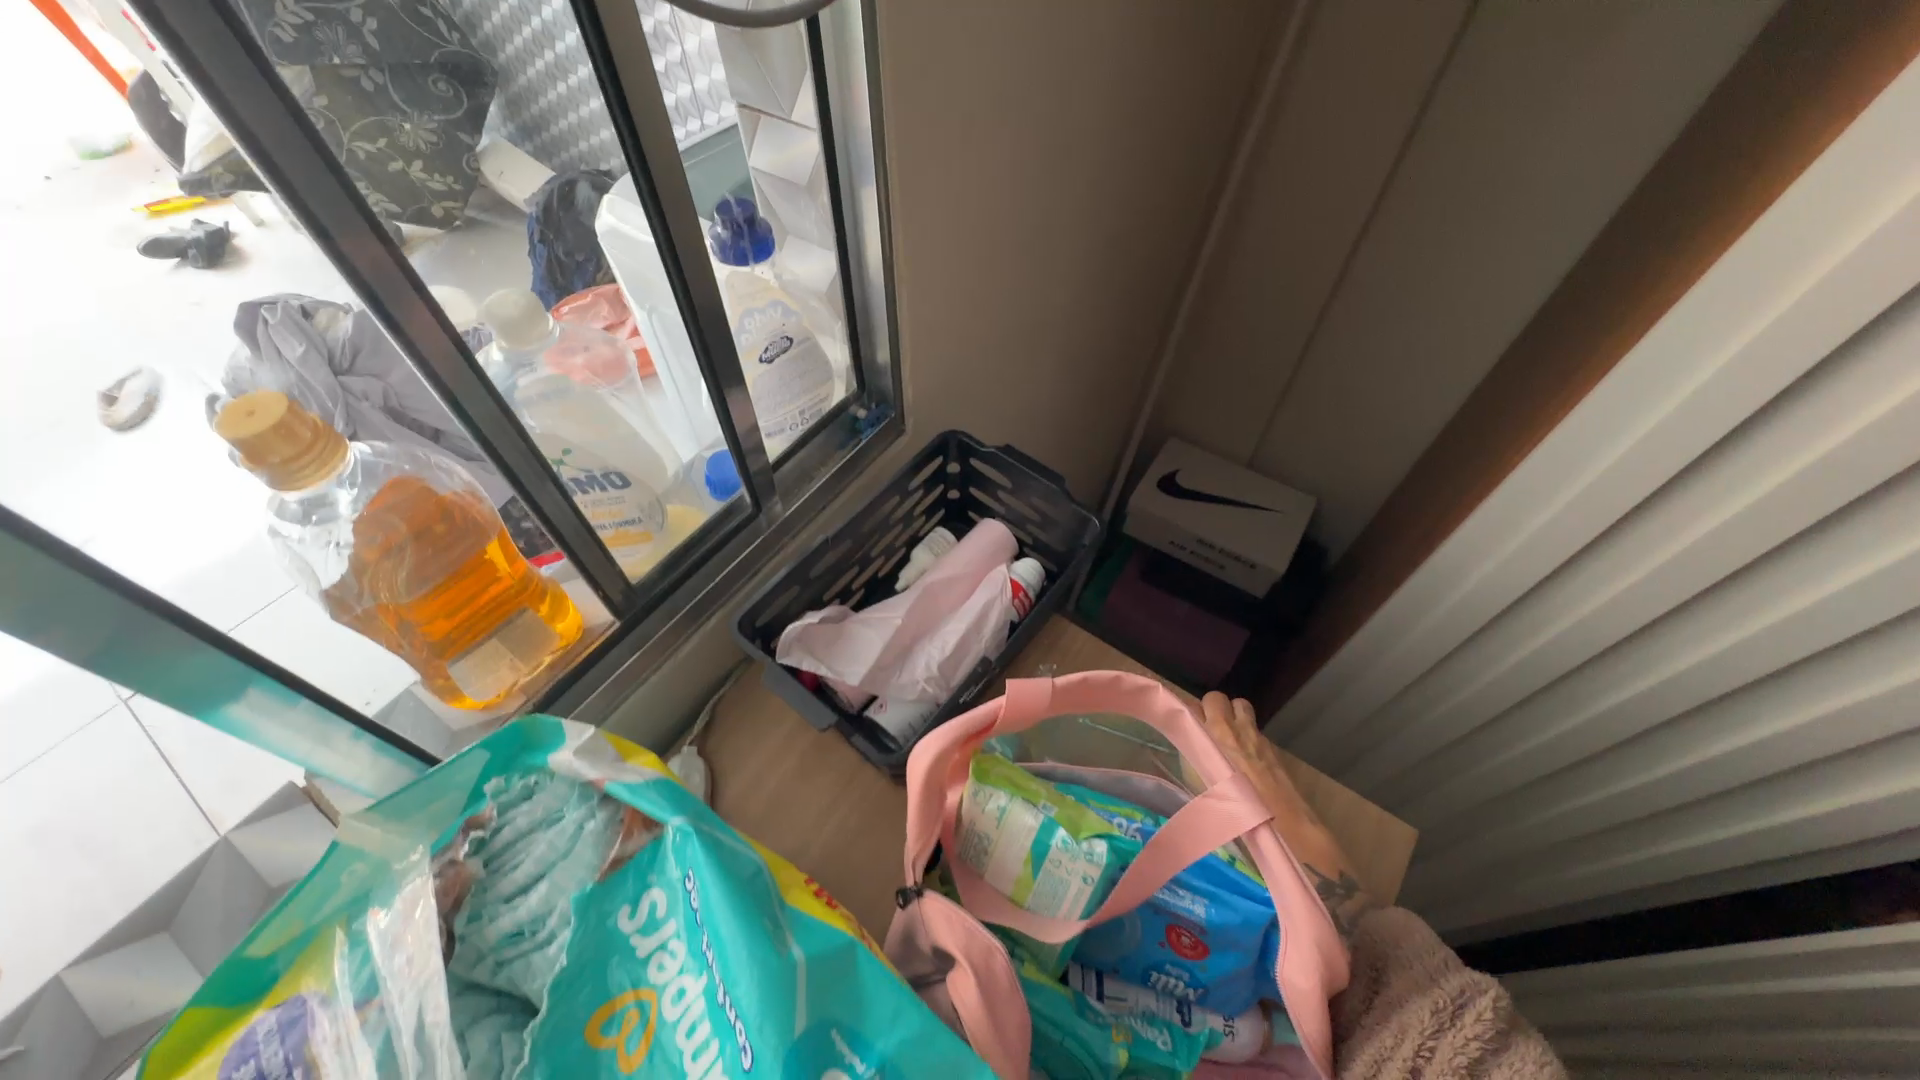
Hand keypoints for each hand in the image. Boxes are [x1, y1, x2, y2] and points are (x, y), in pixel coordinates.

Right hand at [1198, 692, 1373, 944]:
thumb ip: (1192, 763)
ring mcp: (1259, 739)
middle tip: (1204, 731)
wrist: (1287, 831)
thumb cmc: (1236, 813)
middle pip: (1220, 699)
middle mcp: (1238, 730)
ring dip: (1233, 719)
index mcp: (1215, 735)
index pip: (1197, 704)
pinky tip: (1244, 763)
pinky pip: (1255, 733)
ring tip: (1224, 742)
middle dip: (1212, 709)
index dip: (1189, 712)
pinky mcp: (1275, 753)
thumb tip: (1185, 753)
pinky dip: (1248, 738)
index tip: (1182, 726)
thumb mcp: (1201, 789)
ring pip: (1242, 710)